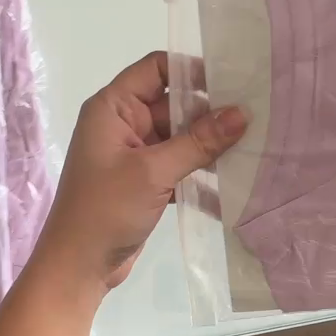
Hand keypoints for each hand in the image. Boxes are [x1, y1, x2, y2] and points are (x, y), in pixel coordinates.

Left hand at [29, 51, 245, 291]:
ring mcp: (136, 157)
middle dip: (212, 113)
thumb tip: (241, 113)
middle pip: (175, 105)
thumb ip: (198, 142)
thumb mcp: (153, 172)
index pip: (156, 68)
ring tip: (254, 150)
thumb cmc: (105, 210)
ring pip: (182, 140)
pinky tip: (235, 187)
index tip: (233, 81)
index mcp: (113, 108)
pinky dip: (203, 177)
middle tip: (256, 117)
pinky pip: (181, 170)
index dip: (192, 70)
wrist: (79, 267)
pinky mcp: (147, 185)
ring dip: (212, 147)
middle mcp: (124, 125)